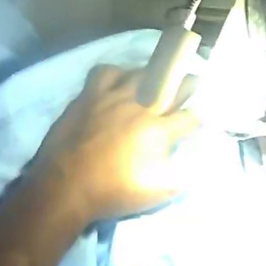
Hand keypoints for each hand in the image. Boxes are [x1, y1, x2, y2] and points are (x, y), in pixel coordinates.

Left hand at [22, 65, 199, 223]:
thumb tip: (195, 170)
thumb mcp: (156, 194)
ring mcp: (112, 96)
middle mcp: (138, 106)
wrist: (66, 185)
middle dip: (185, 85)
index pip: (189, 116)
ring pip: (139, 73)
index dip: (199, 118)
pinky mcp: (89, 94)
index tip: (199, 119)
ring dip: (153, 76)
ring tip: (155, 82)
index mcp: (158, 130)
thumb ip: (180, 179)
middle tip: (189, 88)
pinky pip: (105, 72)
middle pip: (170, 84)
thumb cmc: (112, 192)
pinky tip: (119, 80)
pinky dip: (116, 73)